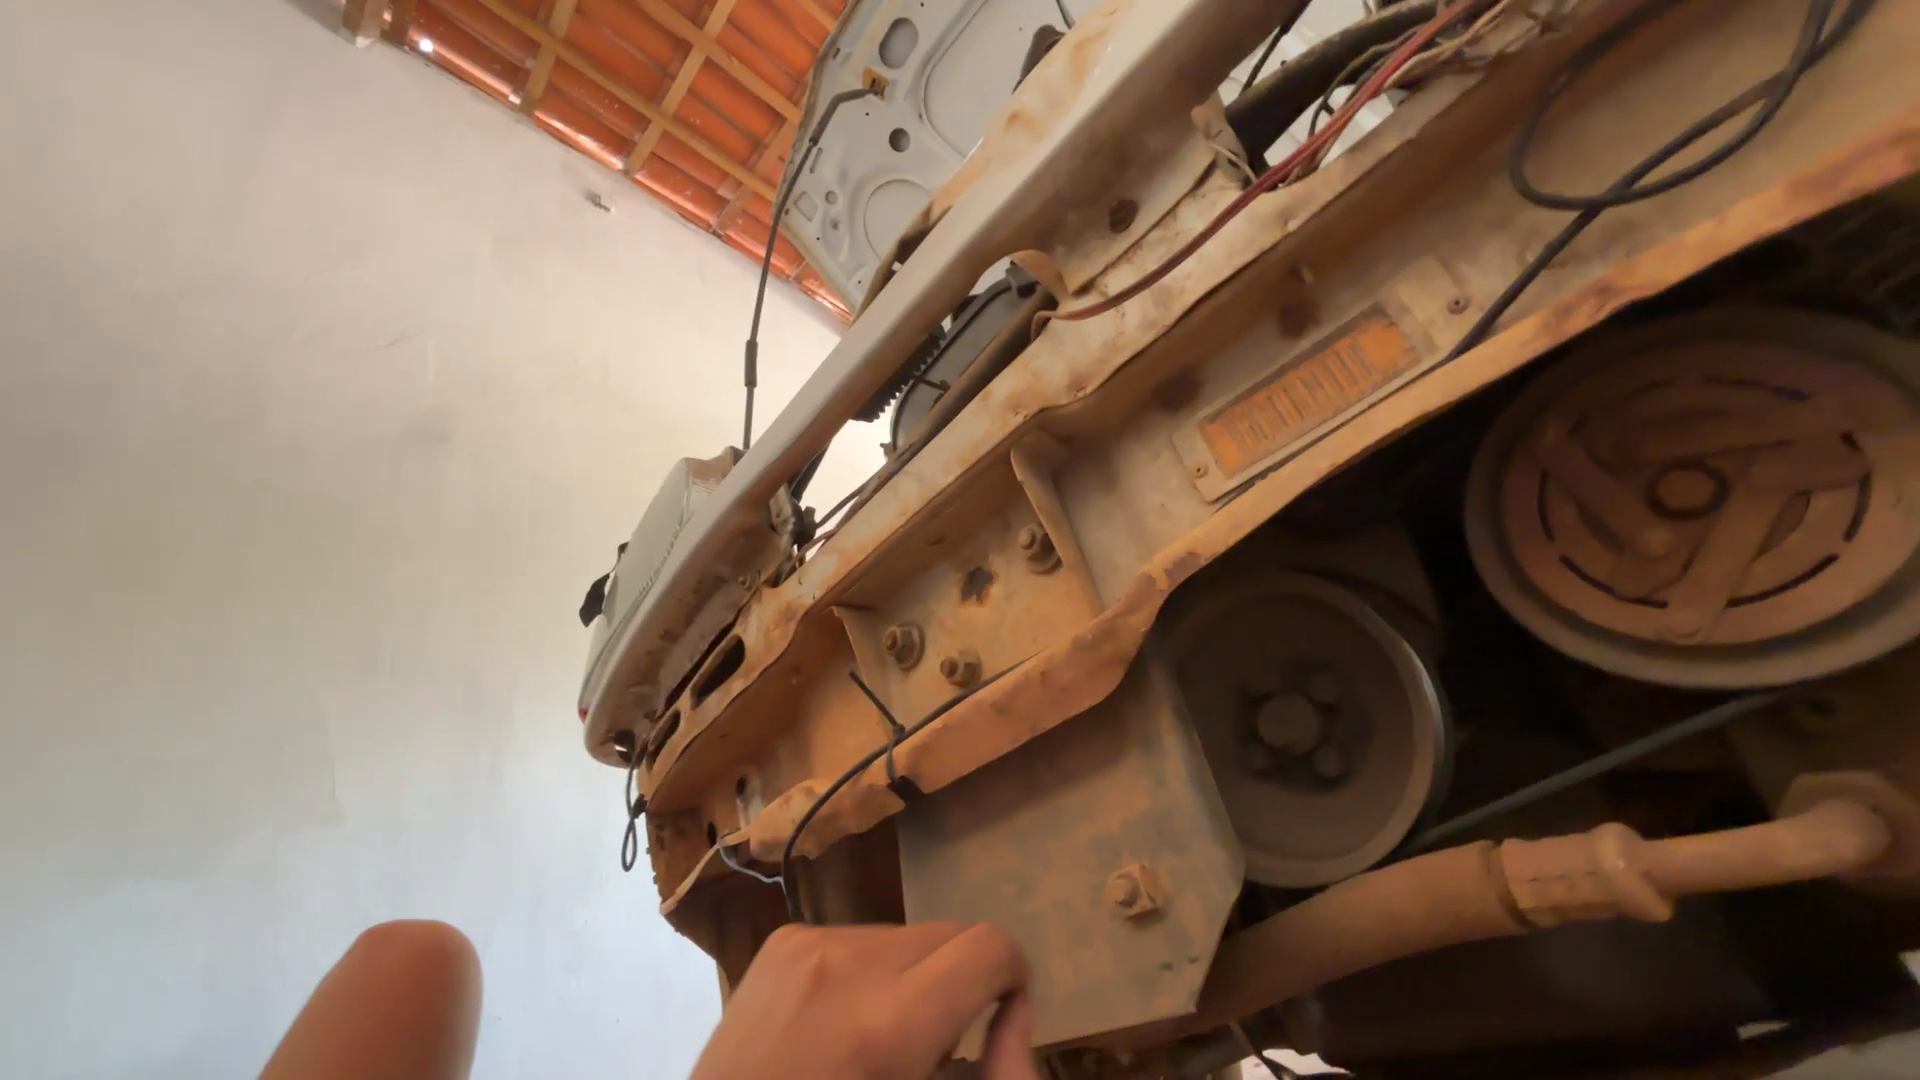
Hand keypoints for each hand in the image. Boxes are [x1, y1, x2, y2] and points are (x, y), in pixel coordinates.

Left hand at [689, 922, 1040, 1079]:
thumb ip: (997, 1072)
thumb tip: (1018, 1006)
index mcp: (889, 1023)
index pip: (989, 946)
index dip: (1012, 976)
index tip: (1001, 1013)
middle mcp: (850, 960)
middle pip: (949, 934)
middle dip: (959, 981)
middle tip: (932, 1042)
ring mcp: (809, 942)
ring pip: (905, 935)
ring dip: (910, 976)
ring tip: (875, 1036)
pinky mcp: (783, 938)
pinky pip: (858, 936)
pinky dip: (866, 972)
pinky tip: (836, 1021)